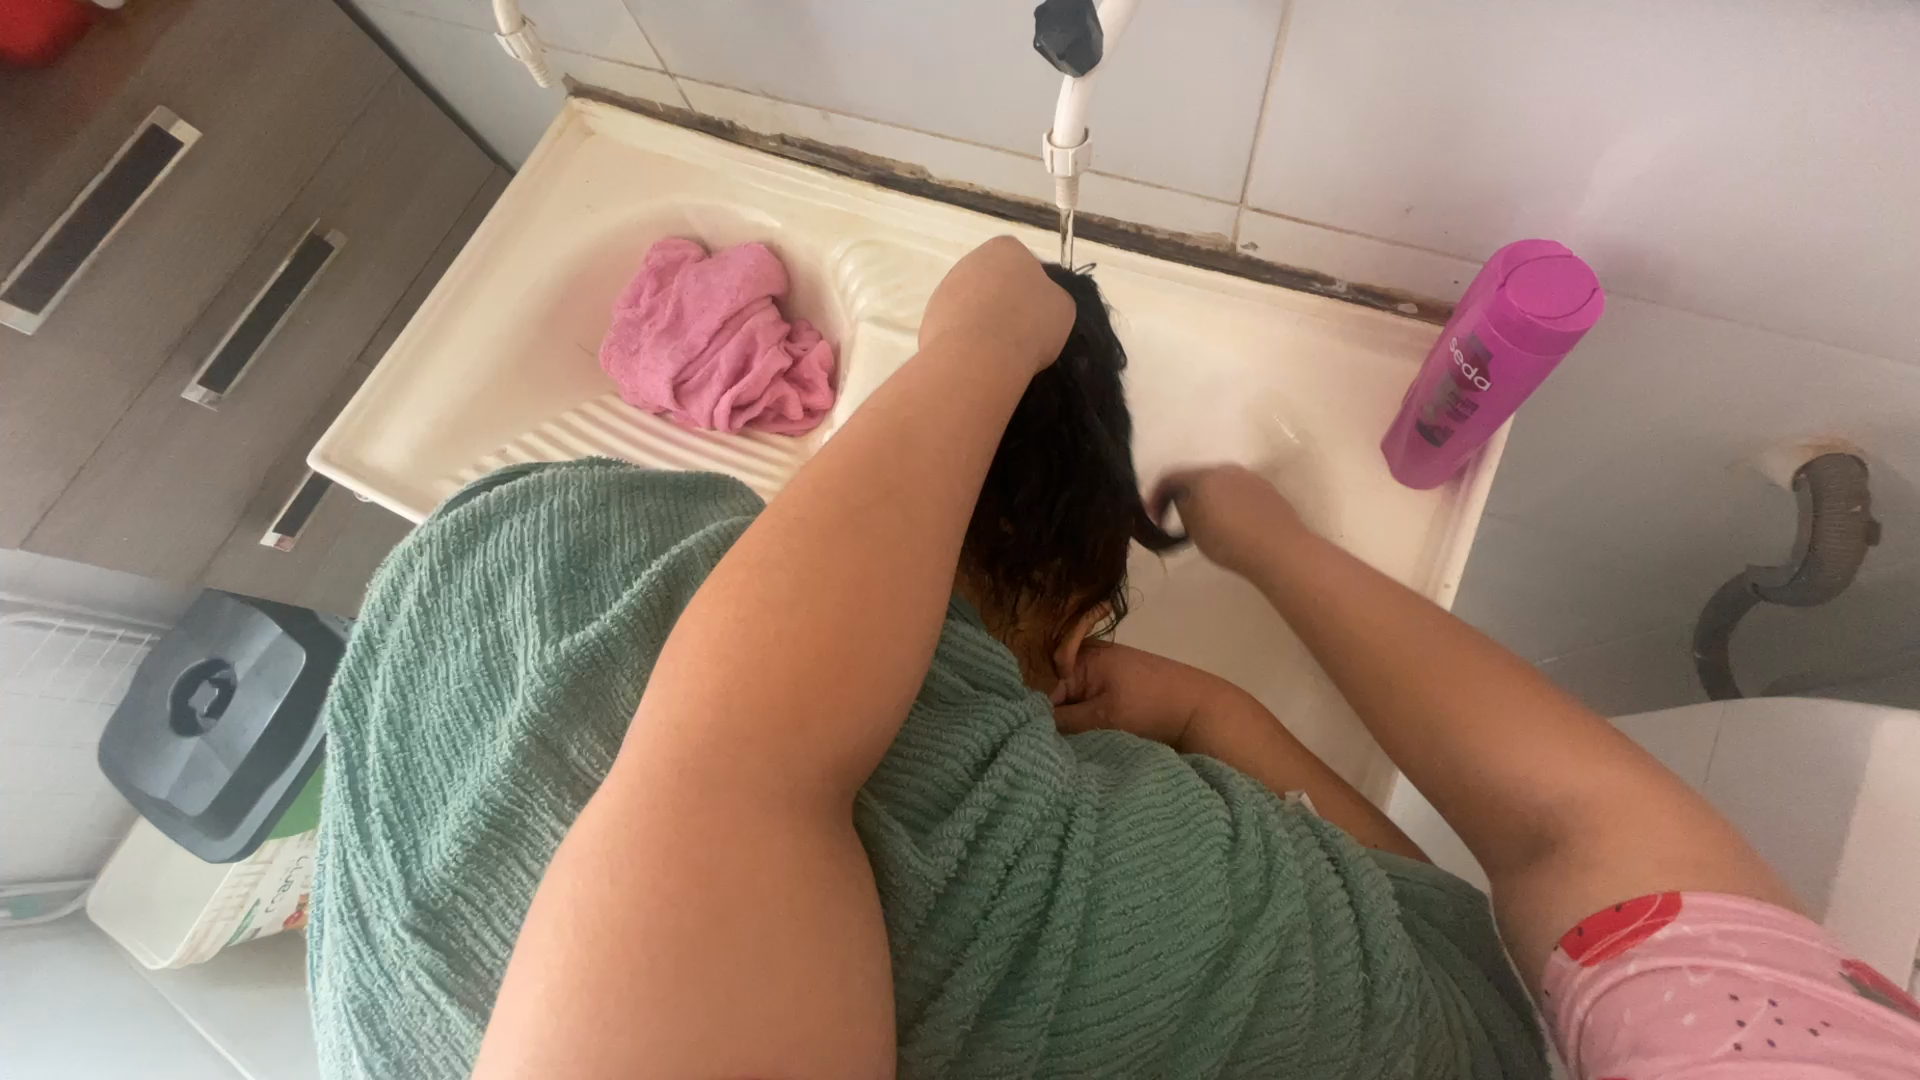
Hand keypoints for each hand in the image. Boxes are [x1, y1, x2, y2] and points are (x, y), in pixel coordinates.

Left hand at [919, 236, 1074, 376]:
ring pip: (972, 306)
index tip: (1037, 317)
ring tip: (996, 352)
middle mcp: (971, 260)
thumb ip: (1051, 298)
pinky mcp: (930, 317)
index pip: (1024, 264)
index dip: (1033, 291)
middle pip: (993, 284)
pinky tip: (976, 358)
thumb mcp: (1062, 308)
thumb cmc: (1028, 324)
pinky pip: (954, 327)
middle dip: (1003, 306)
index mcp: (1006, 248)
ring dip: (982, 324)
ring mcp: (946, 288)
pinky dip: (965, 341)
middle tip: (1018, 335)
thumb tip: (1040, 306)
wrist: (978, 356)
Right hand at [1051, 642, 1234, 746]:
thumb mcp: (1102, 716)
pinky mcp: (1118, 690)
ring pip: (1075, 705)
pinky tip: (1092, 742)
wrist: (1201, 711)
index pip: (1045, 691)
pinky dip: (1090, 724)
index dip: (1041, 719)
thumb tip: (1030, 728)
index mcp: (1081, 657)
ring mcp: (1105, 675)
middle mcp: (1089, 661)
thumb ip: (1064, 722)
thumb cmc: (1149, 708)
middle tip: (1056, 751)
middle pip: (1059, 697)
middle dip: (1058, 723)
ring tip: (1075, 750)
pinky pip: (1091, 707)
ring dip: (1075, 727)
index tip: (1040, 746)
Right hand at [1150, 464, 1305, 578]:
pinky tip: (1232, 525)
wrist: (1280, 550)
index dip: (1155, 496)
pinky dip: (1228, 504)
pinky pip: (1239, 493)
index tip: (1152, 517)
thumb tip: (1184, 500)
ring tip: (1206, 524)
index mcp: (1204, 476)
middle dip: (1183, 496)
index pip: (1170, 477)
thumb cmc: (1229, 540)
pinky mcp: (1268, 491)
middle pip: (1197, 478)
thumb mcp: (1194, 529)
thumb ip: (1183, 508)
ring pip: (1220, 485)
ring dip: (1207, 500)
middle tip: (1177, 519)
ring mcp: (1251, 478)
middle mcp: (1227, 470)